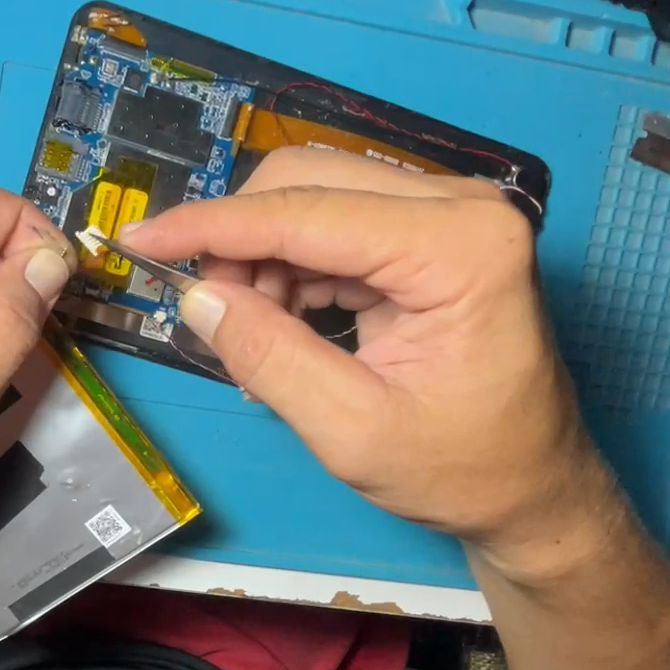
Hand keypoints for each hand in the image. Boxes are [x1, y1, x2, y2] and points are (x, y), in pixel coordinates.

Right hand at [122, 148, 620, 576]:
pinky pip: (325, 227)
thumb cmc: (458, 469)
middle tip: (212, 315)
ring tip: (257, 337)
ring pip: (306, 200)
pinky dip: (283, 270)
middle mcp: (457, 206)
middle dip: (235, 243)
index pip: (301, 214)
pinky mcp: (425, 235)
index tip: (138, 238)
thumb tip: (195, 298)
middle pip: (301, 181)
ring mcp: (443, 215)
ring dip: (257, 261)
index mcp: (457, 247)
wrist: (530, 488)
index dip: (209, 227)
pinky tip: (284, 323)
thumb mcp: (350, 430)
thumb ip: (269, 357)